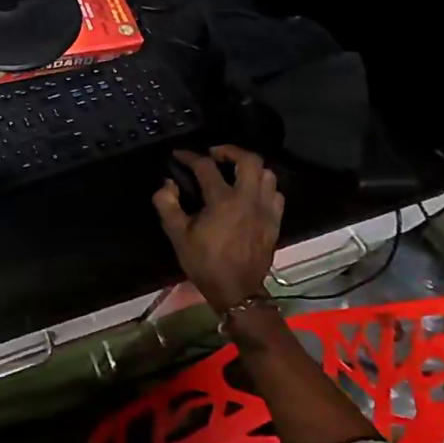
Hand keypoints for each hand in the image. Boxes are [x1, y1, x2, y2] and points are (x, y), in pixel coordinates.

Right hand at [152, 147, 284, 311]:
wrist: (236, 291)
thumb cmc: (204, 263)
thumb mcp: (177, 236)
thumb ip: (167, 205)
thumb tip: (167, 183)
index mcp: (222, 200)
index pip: (206, 166)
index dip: (190, 156)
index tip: (179, 155)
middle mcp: (248, 199)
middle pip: (249, 160)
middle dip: (230, 150)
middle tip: (215, 155)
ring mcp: (266, 210)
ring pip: (267, 174)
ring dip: (250, 168)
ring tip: (234, 172)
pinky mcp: (275, 221)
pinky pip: (276, 194)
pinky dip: (264, 186)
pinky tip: (251, 193)